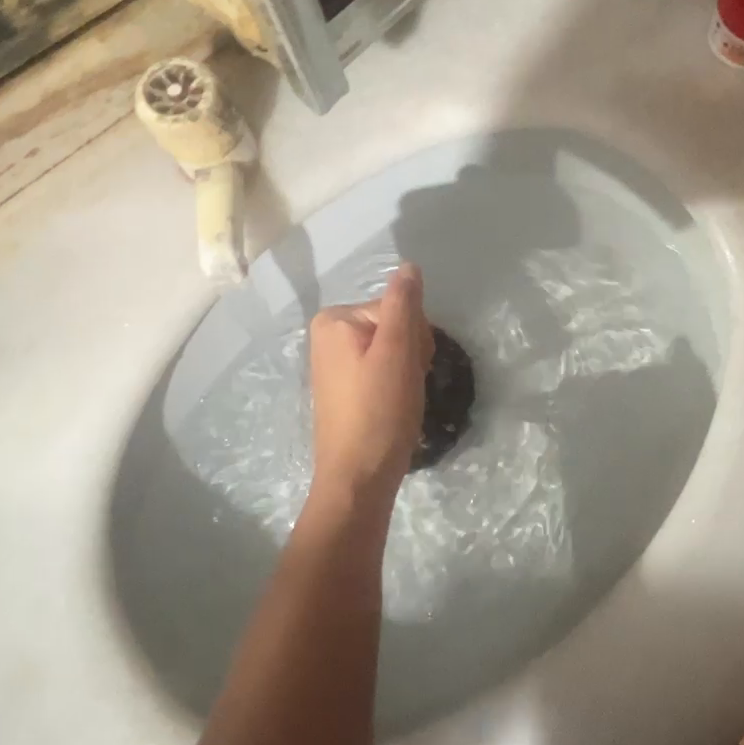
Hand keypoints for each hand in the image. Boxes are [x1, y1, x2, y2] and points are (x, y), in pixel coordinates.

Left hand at [308, 264, 432, 500]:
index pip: (397, 307)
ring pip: (392, 348)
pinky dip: (396, 384)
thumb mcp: (397, 351)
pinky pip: (381, 369)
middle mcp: (327, 335)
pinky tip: (395, 406)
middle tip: (409, 384)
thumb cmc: (380, 411)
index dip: (416, 335)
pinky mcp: (344, 388)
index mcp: (335, 319)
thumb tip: (409, 266)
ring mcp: (334, 363)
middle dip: (412, 351)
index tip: (415, 365)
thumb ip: (403, 304)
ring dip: (408, 369)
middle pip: (393, 324)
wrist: (358, 477)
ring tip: (403, 399)